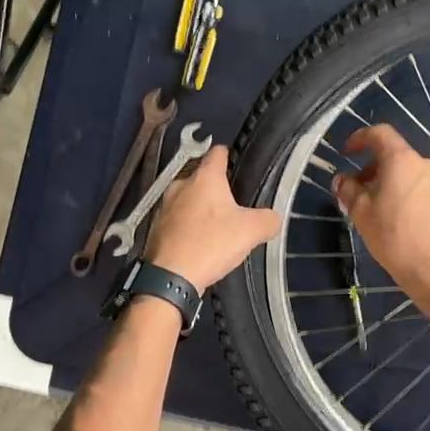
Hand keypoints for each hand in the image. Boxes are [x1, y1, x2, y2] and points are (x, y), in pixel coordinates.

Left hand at [145, 146, 282, 291]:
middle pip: (202, 178)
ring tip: (218, 228)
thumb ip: (268, 220)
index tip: (238, 163)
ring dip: (201, 210)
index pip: (218, 153)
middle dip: (217, 189)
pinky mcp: (156, 229)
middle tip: (235, 206)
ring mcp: (165, 207)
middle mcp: (181, 186)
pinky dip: (188, 228)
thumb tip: (273, 218)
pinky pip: (178, 222)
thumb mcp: (252, 231)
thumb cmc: (211, 244)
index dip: (230, 155)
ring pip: (188, 200)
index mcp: (204, 178)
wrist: (170, 277)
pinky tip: (200, 244)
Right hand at [331, 125, 429, 310]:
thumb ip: (348, 190)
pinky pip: (417, 184)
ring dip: (385, 180)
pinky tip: (391, 214)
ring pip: (405, 170)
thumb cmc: (394, 236)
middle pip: (393, 154)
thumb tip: (341, 179)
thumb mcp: (362, 212)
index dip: (360, 138)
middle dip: (370, 166)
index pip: (380, 133)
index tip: (346, 152)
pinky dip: (401, 189)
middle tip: (353, 188)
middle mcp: (424, 163)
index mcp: (402, 160)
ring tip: (370, 205)